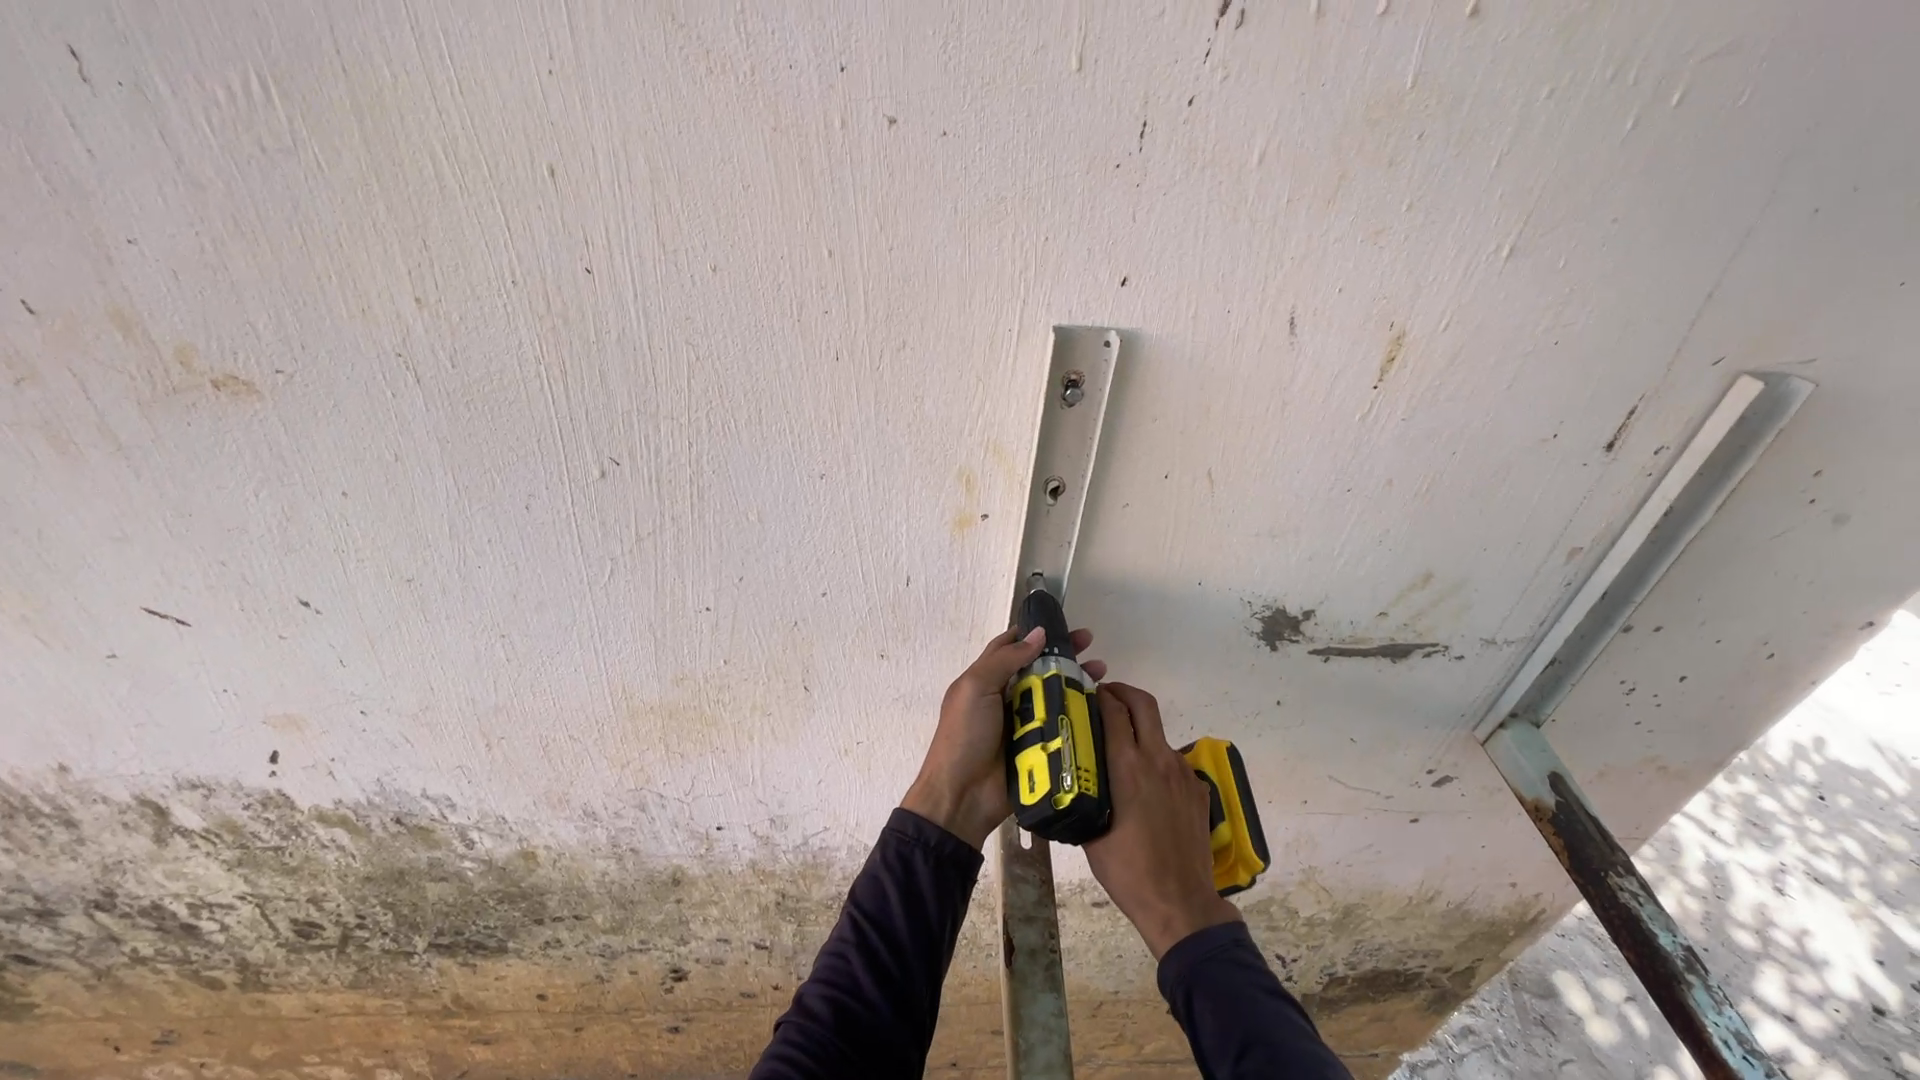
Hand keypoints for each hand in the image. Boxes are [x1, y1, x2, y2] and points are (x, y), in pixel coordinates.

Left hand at [901, 626, 1105, 849]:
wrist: (964, 796)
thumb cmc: (965, 736)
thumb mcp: (976, 688)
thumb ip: (1005, 659)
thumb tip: (1039, 633)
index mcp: (985, 680)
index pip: (1011, 647)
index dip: (1033, 634)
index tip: (1062, 624)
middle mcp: (1005, 698)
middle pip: (1039, 670)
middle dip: (1064, 655)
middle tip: (1092, 645)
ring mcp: (1024, 724)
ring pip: (1055, 696)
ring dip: (1077, 682)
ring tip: (1103, 673)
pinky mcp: (1040, 747)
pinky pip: (1063, 726)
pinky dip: (1080, 714)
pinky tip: (1101, 705)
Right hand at [1084, 683, 1242, 959]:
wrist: (1179, 901)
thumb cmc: (1127, 869)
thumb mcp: (1091, 830)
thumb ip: (1086, 795)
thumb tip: (1071, 781)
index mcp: (1128, 766)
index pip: (1115, 710)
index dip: (1100, 695)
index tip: (1086, 693)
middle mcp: (1158, 760)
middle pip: (1144, 704)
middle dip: (1124, 692)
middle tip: (1105, 697)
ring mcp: (1183, 773)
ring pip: (1160, 733)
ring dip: (1140, 728)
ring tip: (1120, 747)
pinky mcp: (1198, 790)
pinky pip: (1174, 762)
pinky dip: (1157, 760)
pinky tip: (1145, 785)